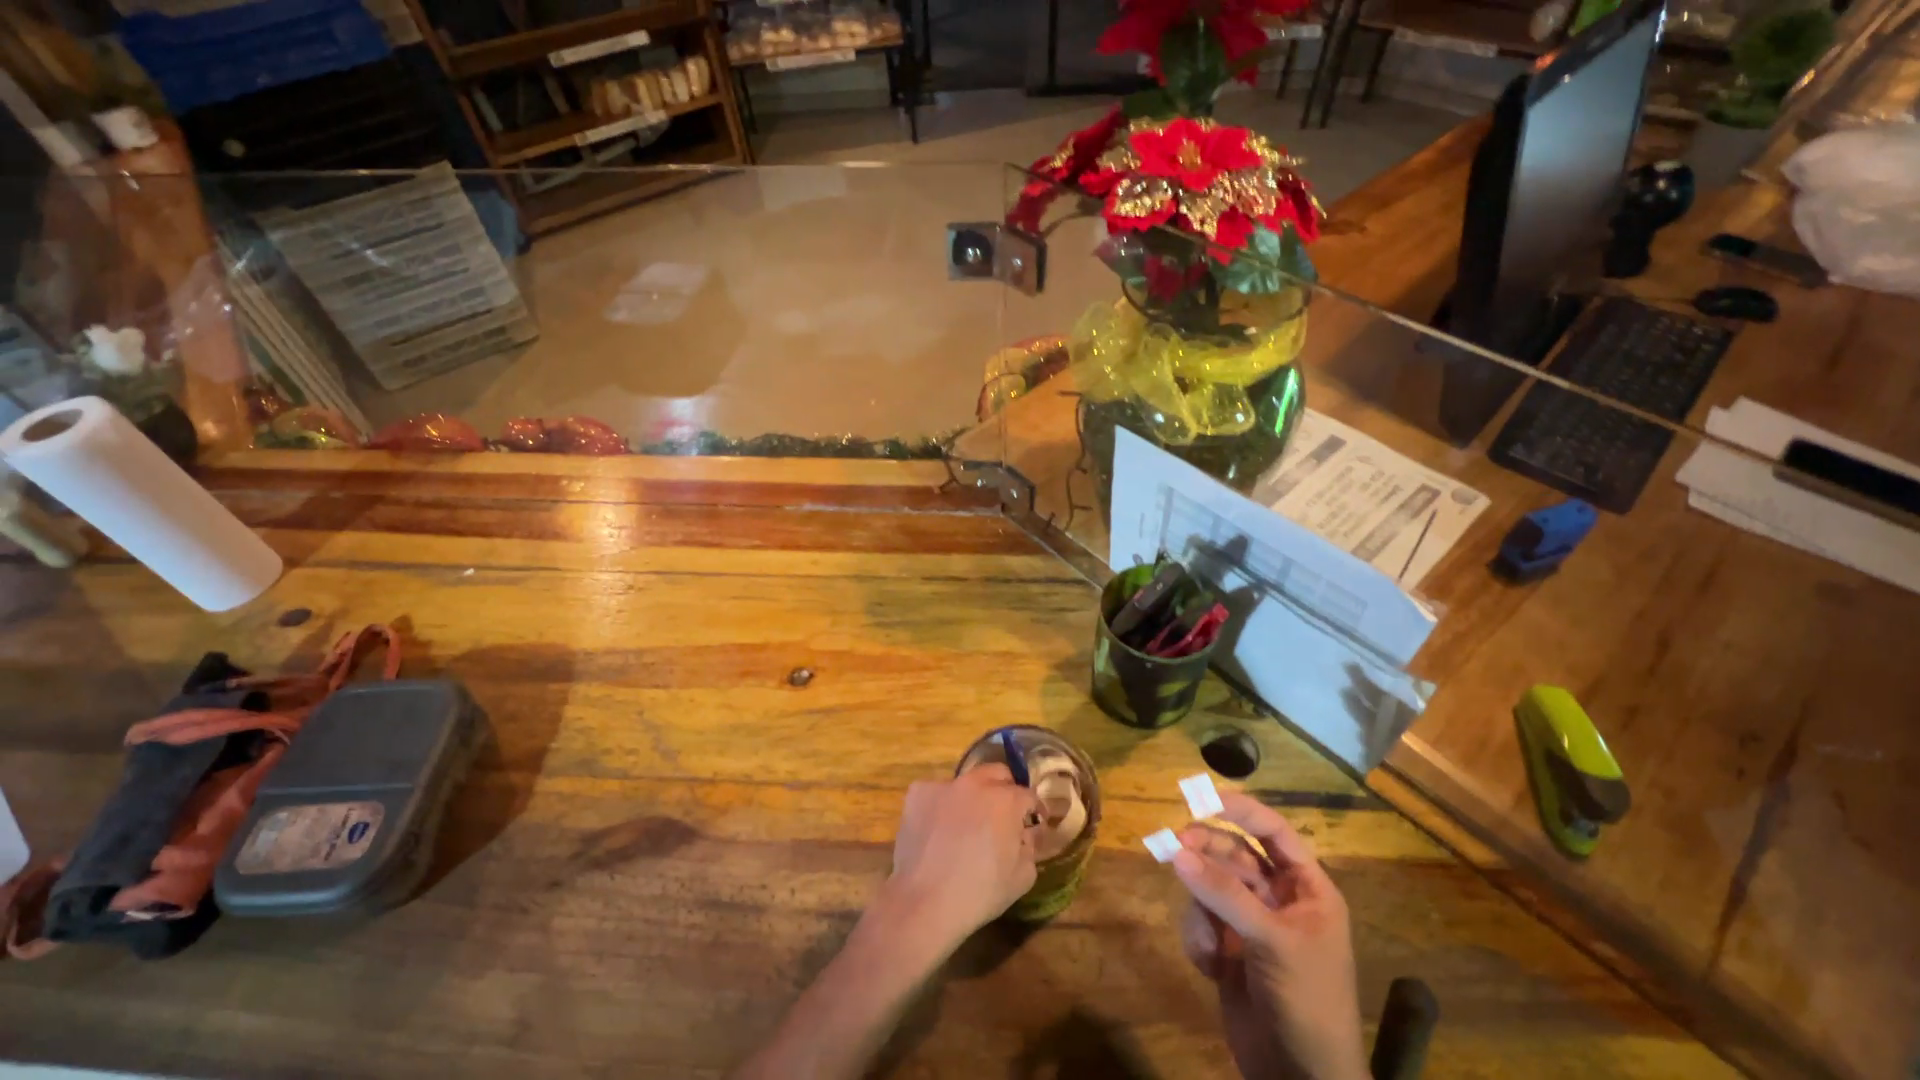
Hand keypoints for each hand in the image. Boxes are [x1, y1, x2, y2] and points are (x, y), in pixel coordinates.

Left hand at [883, 764, 1040, 949]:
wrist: (925, 901)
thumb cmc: (980, 892)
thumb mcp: (1024, 876)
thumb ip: (1030, 845)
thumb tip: (1025, 832)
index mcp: (1007, 799)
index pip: (1028, 796)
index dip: (1033, 812)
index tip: (1031, 825)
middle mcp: (976, 783)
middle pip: (998, 774)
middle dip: (1005, 791)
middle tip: (1001, 817)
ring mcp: (943, 785)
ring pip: (965, 783)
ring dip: (971, 798)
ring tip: (965, 827)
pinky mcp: (917, 794)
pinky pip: (937, 794)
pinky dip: (942, 806)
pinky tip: (938, 831)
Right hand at [1172, 792, 1367, 1079]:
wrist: (1301, 1074)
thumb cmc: (1306, 998)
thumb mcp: (1271, 940)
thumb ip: (1224, 893)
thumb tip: (1176, 850)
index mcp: (1308, 890)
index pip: (1275, 834)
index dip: (1242, 811)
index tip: (1203, 796)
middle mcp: (1279, 901)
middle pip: (1235, 856)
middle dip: (1207, 853)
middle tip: (1174, 845)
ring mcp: (1251, 927)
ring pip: (1210, 889)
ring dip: (1202, 909)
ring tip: (1209, 943)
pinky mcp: (1228, 953)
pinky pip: (1201, 924)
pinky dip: (1199, 940)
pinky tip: (1211, 967)